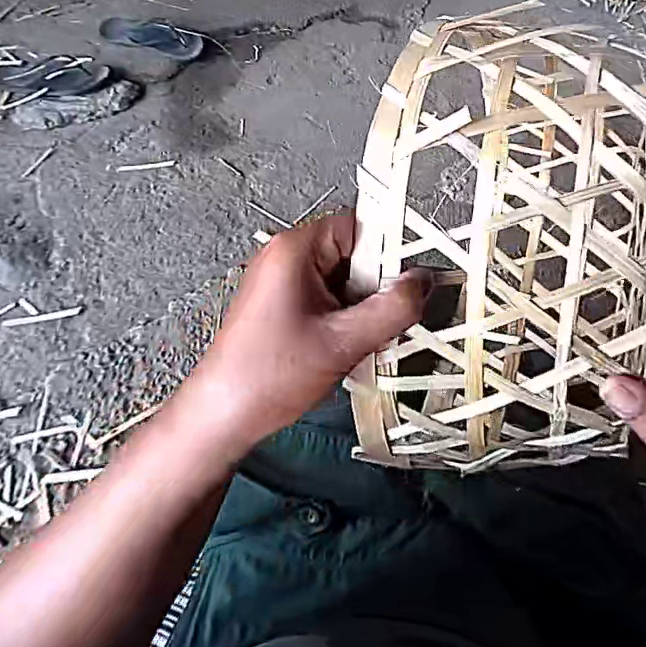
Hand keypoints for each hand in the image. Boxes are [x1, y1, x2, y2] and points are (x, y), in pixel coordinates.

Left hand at [181, 214, 429, 452]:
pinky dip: (346, 320)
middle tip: (384, 321)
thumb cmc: (268, 377)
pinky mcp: (284, 304)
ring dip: (362, 309)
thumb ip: (393, 308)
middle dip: (376, 288)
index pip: (360, 226)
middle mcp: (287, 256)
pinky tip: (345, 349)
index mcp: (296, 249)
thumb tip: (425, 281)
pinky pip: (330, 299)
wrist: (220, 419)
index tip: (408, 281)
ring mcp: (284, 281)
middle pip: (355, 254)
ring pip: (345, 280)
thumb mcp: (344, 341)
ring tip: (360, 341)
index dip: (389, 251)